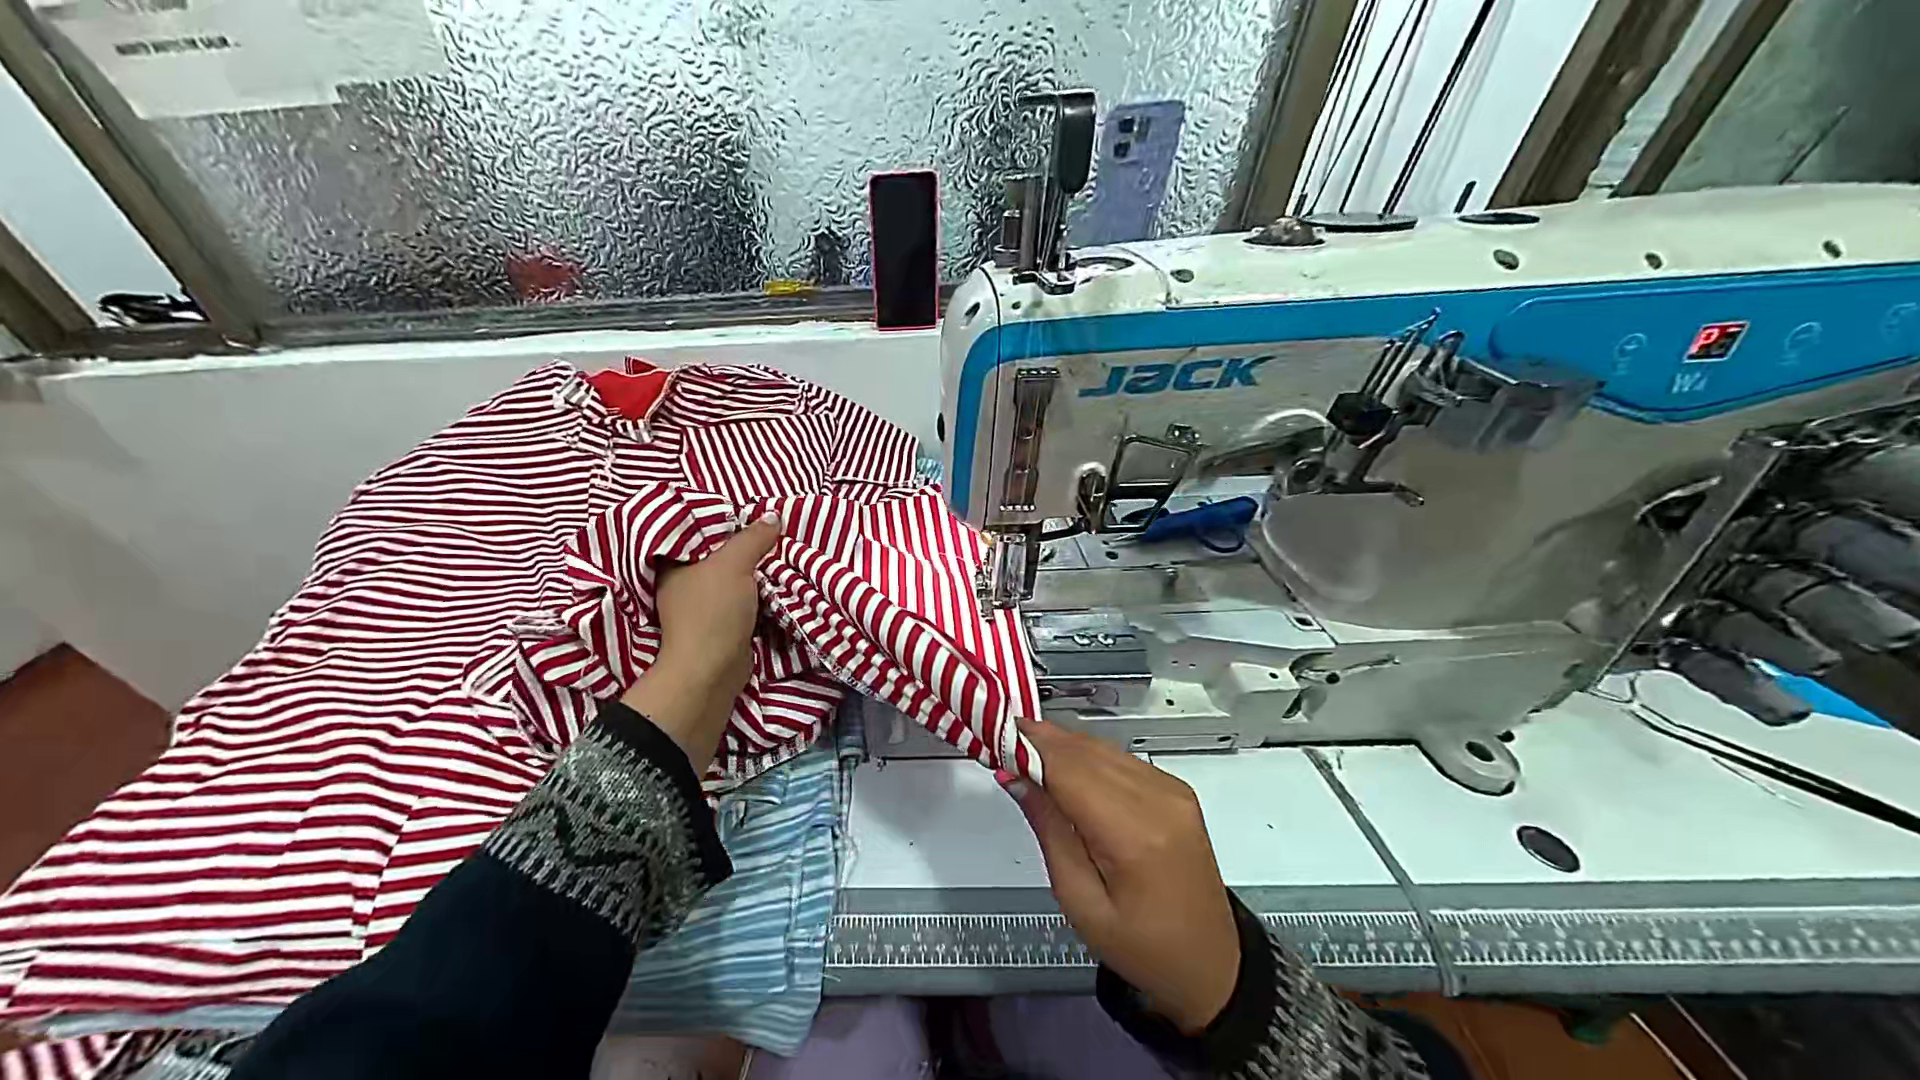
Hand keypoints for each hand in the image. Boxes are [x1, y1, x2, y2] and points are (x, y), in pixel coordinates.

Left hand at [621, 513, 780, 768]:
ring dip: (756, 571)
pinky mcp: (720, 624)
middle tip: (775, 533)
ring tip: (781, 555)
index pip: (700, 531)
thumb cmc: (713, 612)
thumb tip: (772, 516)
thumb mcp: (734, 564)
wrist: (711, 671)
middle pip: (721, 554)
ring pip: (735, 577)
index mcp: (675, 563)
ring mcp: (702, 605)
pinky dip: (758, 593)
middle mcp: (684, 582)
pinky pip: (743, 599)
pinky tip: (776, 583)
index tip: (755, 516)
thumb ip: (753, 538)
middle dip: (748, 547)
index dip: (727, 521)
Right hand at [1005, 717, 1240, 1033]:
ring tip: (1026, 751)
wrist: (1210, 963)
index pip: (1070, 769)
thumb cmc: (1141, 947)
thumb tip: (1017, 778)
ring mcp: (1172, 791)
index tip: (995, 737)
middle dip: (1041, 741)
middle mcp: (1159, 800)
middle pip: (1086, 751)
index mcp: (1134, 834)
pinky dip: (1088, 756)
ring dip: (1063, 746)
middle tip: (1003, 739)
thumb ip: (1049, 830)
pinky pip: (1121, 758)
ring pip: (1103, 748)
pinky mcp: (1176, 790)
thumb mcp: (1080, 901)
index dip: (1030, 747)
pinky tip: (1065, 767)